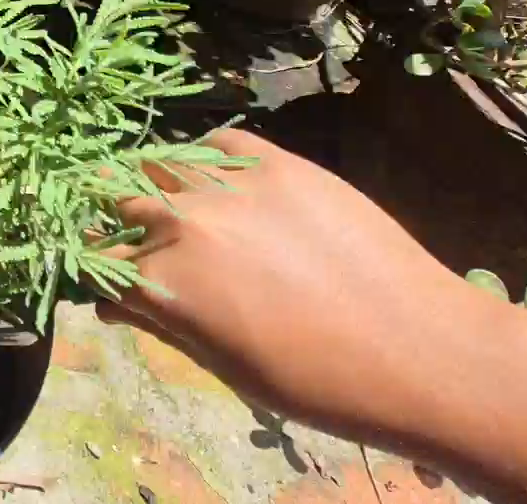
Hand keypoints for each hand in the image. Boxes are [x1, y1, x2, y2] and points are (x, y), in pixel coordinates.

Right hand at [105, 127, 514, 448]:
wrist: (431, 356)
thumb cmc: (321, 383)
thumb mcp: (225, 366)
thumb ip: (158, 321)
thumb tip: (108, 300)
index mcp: (165, 280)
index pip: (96, 254)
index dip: (95, 259)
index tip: (106, 265)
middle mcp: (181, 222)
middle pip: (115, 198)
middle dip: (116, 216)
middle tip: (139, 233)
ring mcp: (226, 185)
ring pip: (157, 163)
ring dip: (156, 183)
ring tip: (180, 200)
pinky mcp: (273, 162)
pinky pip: (216, 142)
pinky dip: (207, 158)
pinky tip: (222, 179)